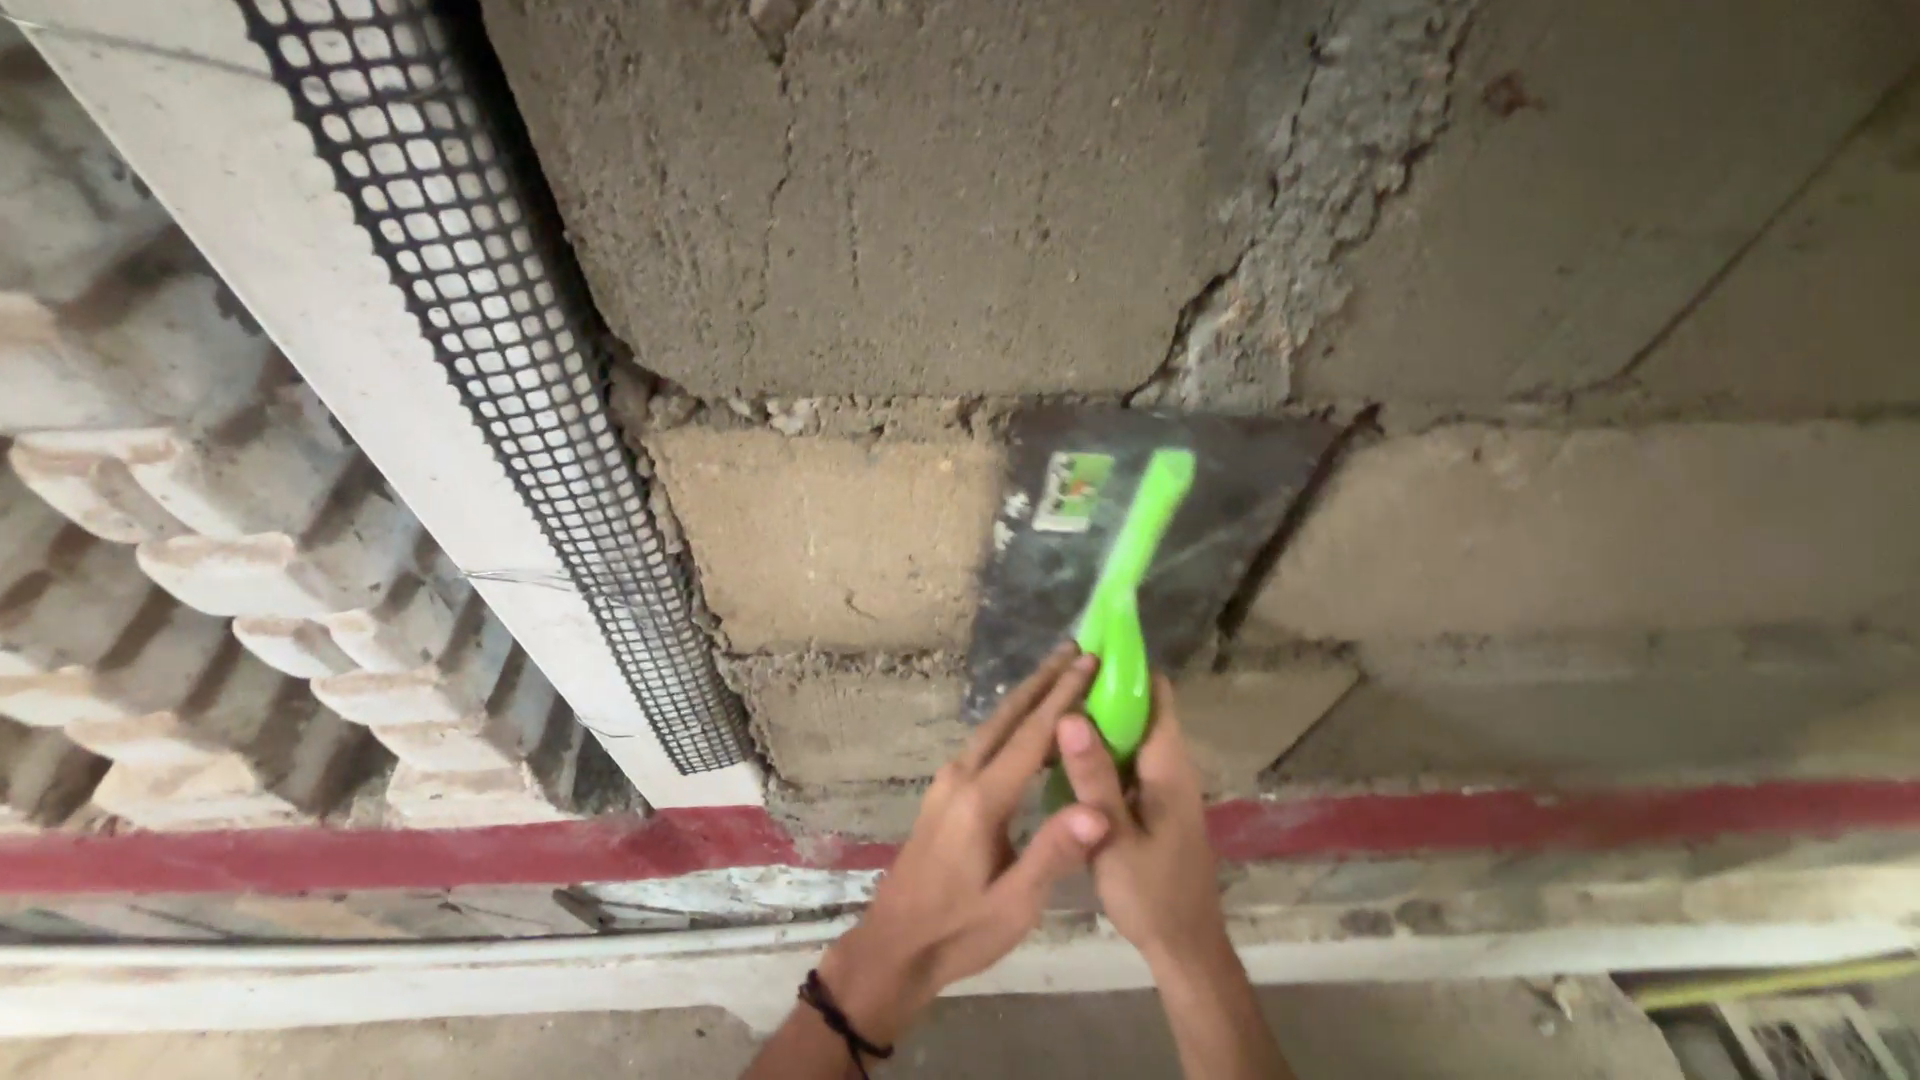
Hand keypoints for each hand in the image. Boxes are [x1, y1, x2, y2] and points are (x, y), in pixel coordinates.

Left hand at [816, 644, 1110, 1044]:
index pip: (1031, 736)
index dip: (1064, 697)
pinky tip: (1030, 731)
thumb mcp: (1013, 904)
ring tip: (1059, 676)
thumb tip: (1099, 810)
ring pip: (993, 728)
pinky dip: (1013, 725)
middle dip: (1043, 681)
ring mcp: (948, 784)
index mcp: (981, 799)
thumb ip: (1054, 854)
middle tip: (1075, 649)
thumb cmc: (958, 931)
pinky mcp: (945, 795)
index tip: (1090, 661)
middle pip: (1007, 718)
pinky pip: (985, 746)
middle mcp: (961, 777)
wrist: (894, 946)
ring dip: (1027, 700)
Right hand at [1055, 675, 1230, 972]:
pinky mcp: (1152, 805)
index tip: (1085, 651)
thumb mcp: (1113, 835)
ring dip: (1097, 723)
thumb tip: (1070, 716)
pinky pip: (1125, 763)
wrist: (1184, 947)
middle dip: (1101, 692)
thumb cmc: (1152, 893)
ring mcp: (1162, 787)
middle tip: (1051, 683)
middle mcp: (1170, 767)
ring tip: (1049, 710)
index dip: (1125, 668)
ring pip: (1129, 738)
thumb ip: (1093, 777)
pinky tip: (1063, 756)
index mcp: (1169, 766)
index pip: (1155, 695)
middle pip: (1139, 711)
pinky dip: (1099, 752)